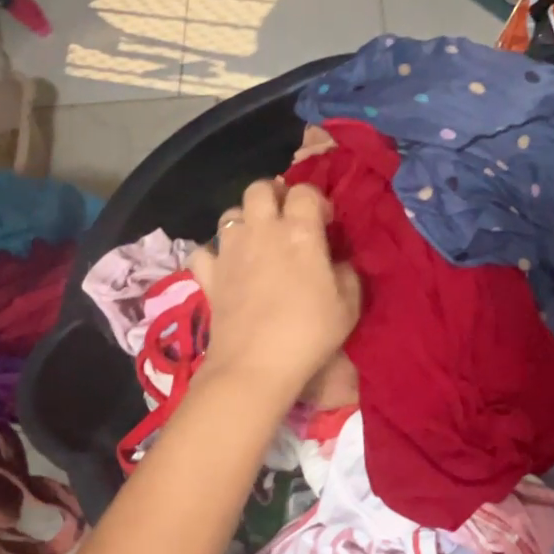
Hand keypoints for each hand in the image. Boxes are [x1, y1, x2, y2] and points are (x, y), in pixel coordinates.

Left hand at [187, 179, 360, 397]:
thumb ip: (347, 273)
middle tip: (286, 218)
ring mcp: (229, 251)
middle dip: (274, 196)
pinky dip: (214, 255)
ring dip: (245, 221)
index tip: (325, 222)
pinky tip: (226, 267)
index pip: (305, 191)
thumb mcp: (349, 304)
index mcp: (300, 231)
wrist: (255, 365)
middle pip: (260, 188)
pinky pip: (204, 251)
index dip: (316, 200)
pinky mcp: (208, 275)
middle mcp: (261, 230)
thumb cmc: (310, 332)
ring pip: (230, 214)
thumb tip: (338, 262)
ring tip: (258, 241)